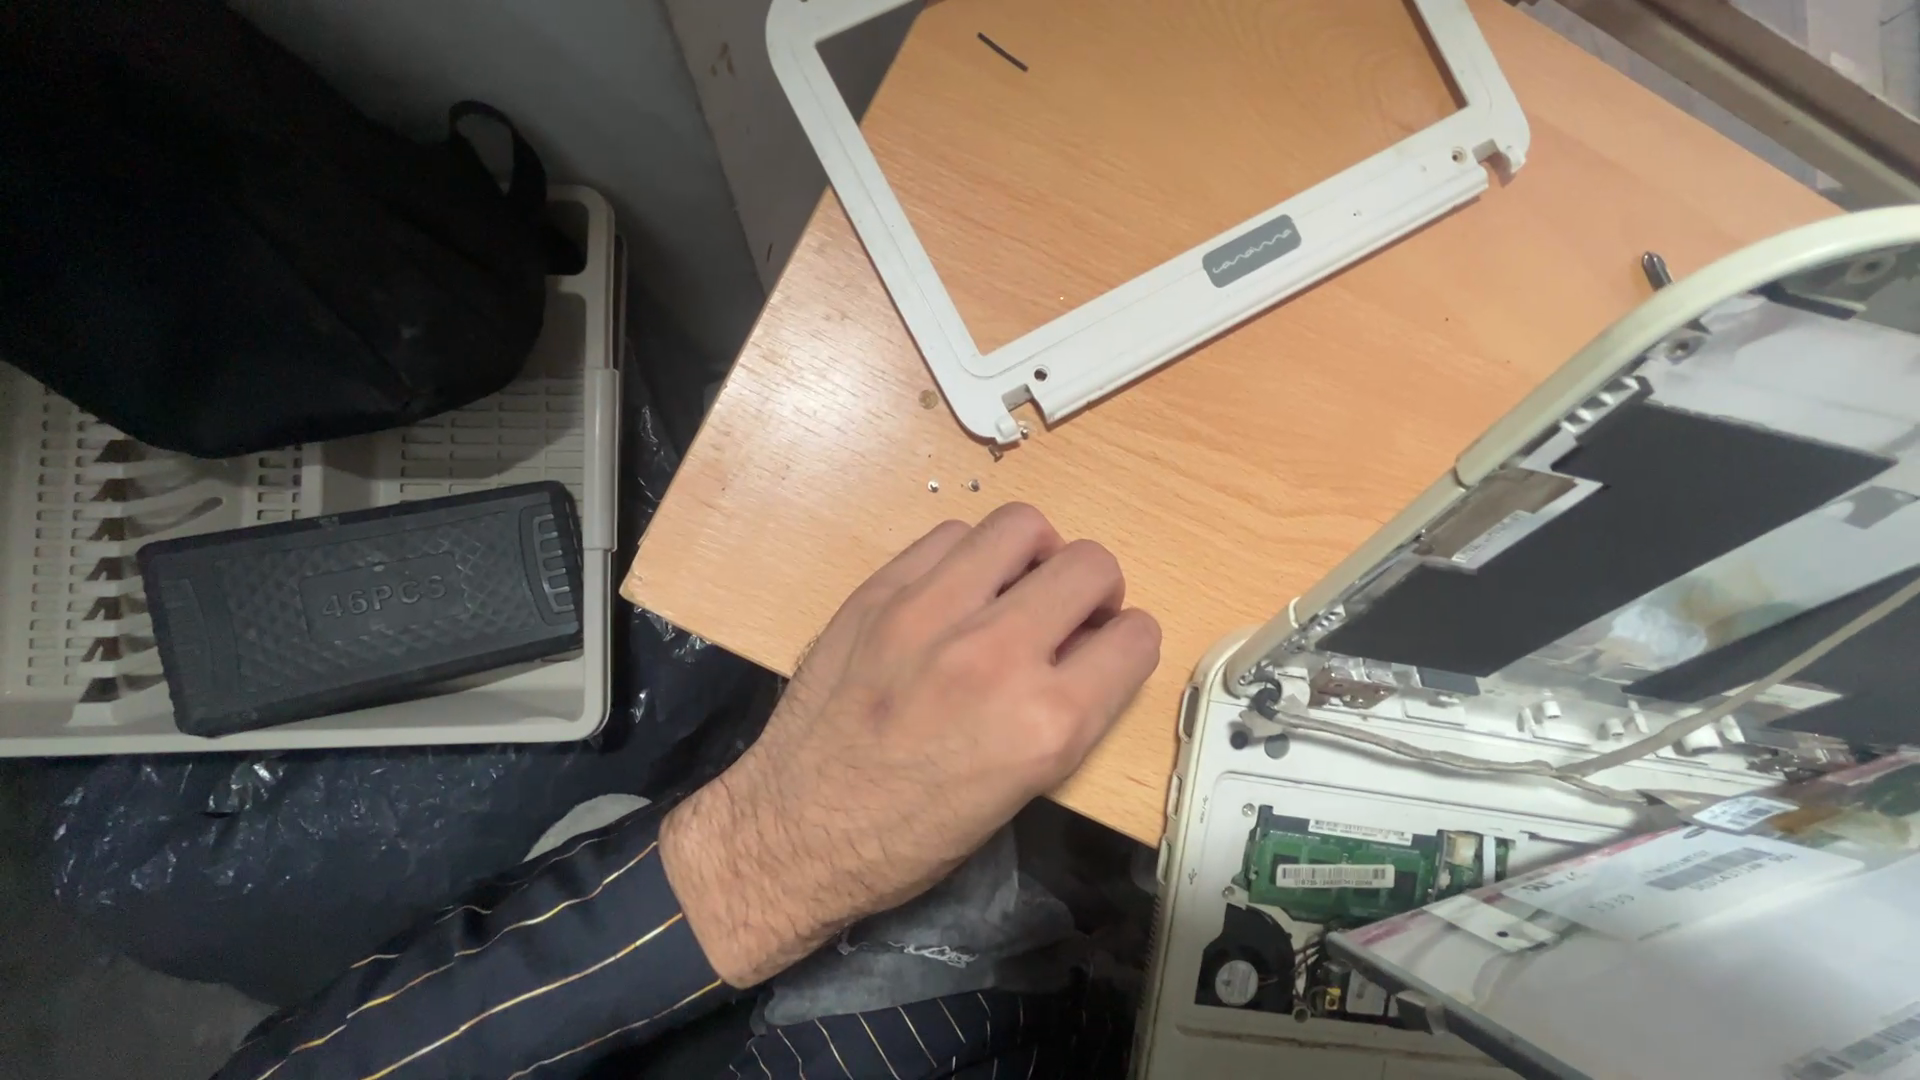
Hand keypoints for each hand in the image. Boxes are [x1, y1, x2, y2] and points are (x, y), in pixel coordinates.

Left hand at [659, 503, 1161, 986]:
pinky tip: (955, 590)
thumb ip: (1069, 705)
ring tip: (1013, 587)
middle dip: (1095, 588)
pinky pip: (950, 536)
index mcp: (1045, 723)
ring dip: (1034, 554)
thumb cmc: (915, 834)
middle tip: (1067, 612)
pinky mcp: (879, 593)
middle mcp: (995, 654)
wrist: (797, 828)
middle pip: (1090, 565)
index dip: (1128, 640)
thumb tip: (1087, 639)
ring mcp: (930, 613)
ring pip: (1021, 525)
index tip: (1108, 645)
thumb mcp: (1022, 788)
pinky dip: (968, 557)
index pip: (1135, 637)